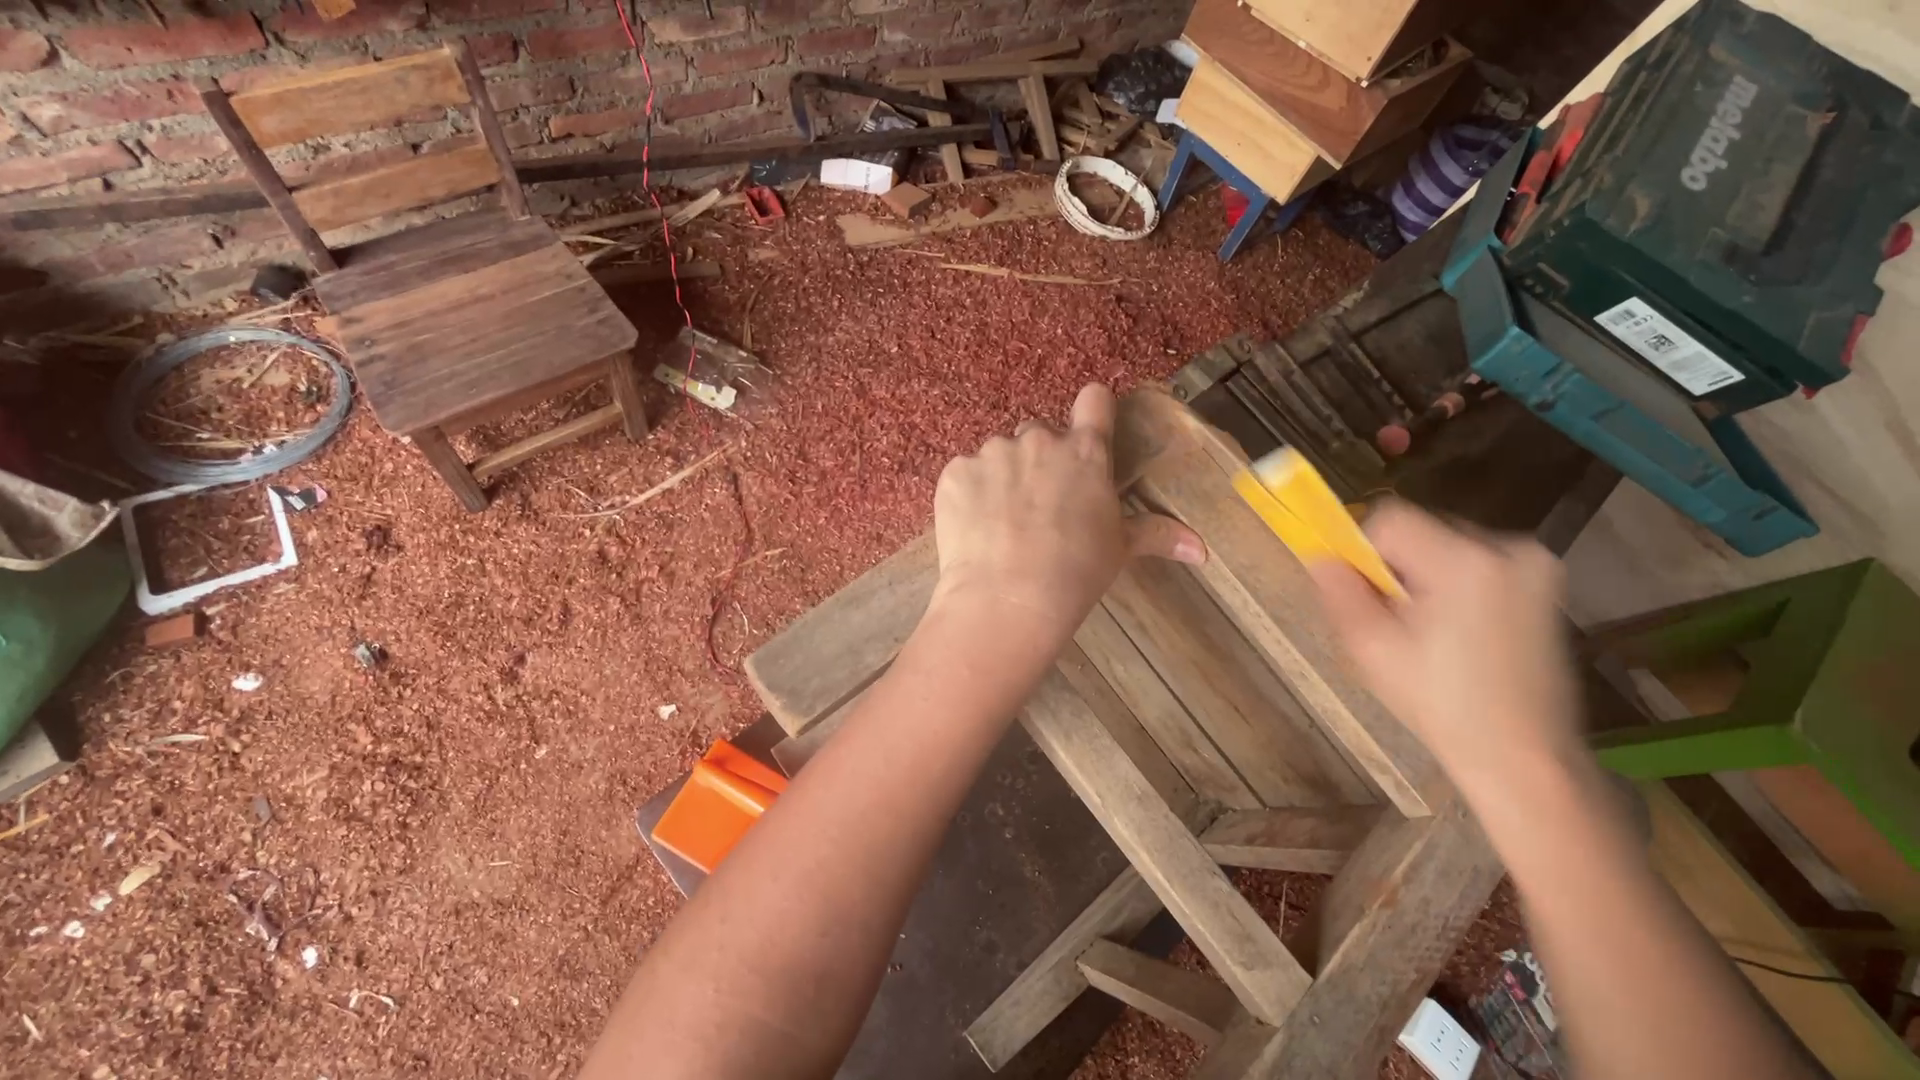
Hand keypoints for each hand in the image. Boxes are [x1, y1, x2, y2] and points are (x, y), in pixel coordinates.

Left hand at [931, 385, 1205, 639]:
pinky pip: (963, 474)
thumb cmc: (1075, 573)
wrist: (1007, 598)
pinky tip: (975, 530)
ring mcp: (992, 453)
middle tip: (1038, 505)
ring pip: (998, 455)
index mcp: (1086, 452)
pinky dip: (968, 495)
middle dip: (1039, 460)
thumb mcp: (1119, 550)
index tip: (1087, 425)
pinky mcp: (956, 472)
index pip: (1094, 400)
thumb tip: (1202, 549)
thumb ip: (1157, 535)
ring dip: (1001, 477)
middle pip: (1039, 433)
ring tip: (1002, 525)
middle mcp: (1039, 441)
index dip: (1091, 410)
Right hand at [1305, 501, 1583, 792]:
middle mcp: (1508, 549)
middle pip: (1422, 530)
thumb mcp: (1372, 650)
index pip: (1391, 519)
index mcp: (1464, 562)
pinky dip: (1457, 585)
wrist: (1523, 755)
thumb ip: (1341, 592)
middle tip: (1394, 621)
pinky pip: (1479, 563)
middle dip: (1398, 566)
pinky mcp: (1546, 584)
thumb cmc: (1441, 706)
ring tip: (1429, 633)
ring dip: (1427, 575)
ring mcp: (1535, 566)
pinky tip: (1458, 634)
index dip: (1364, 551)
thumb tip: (1320, 555)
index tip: (1362, 592)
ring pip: (1448, 546)